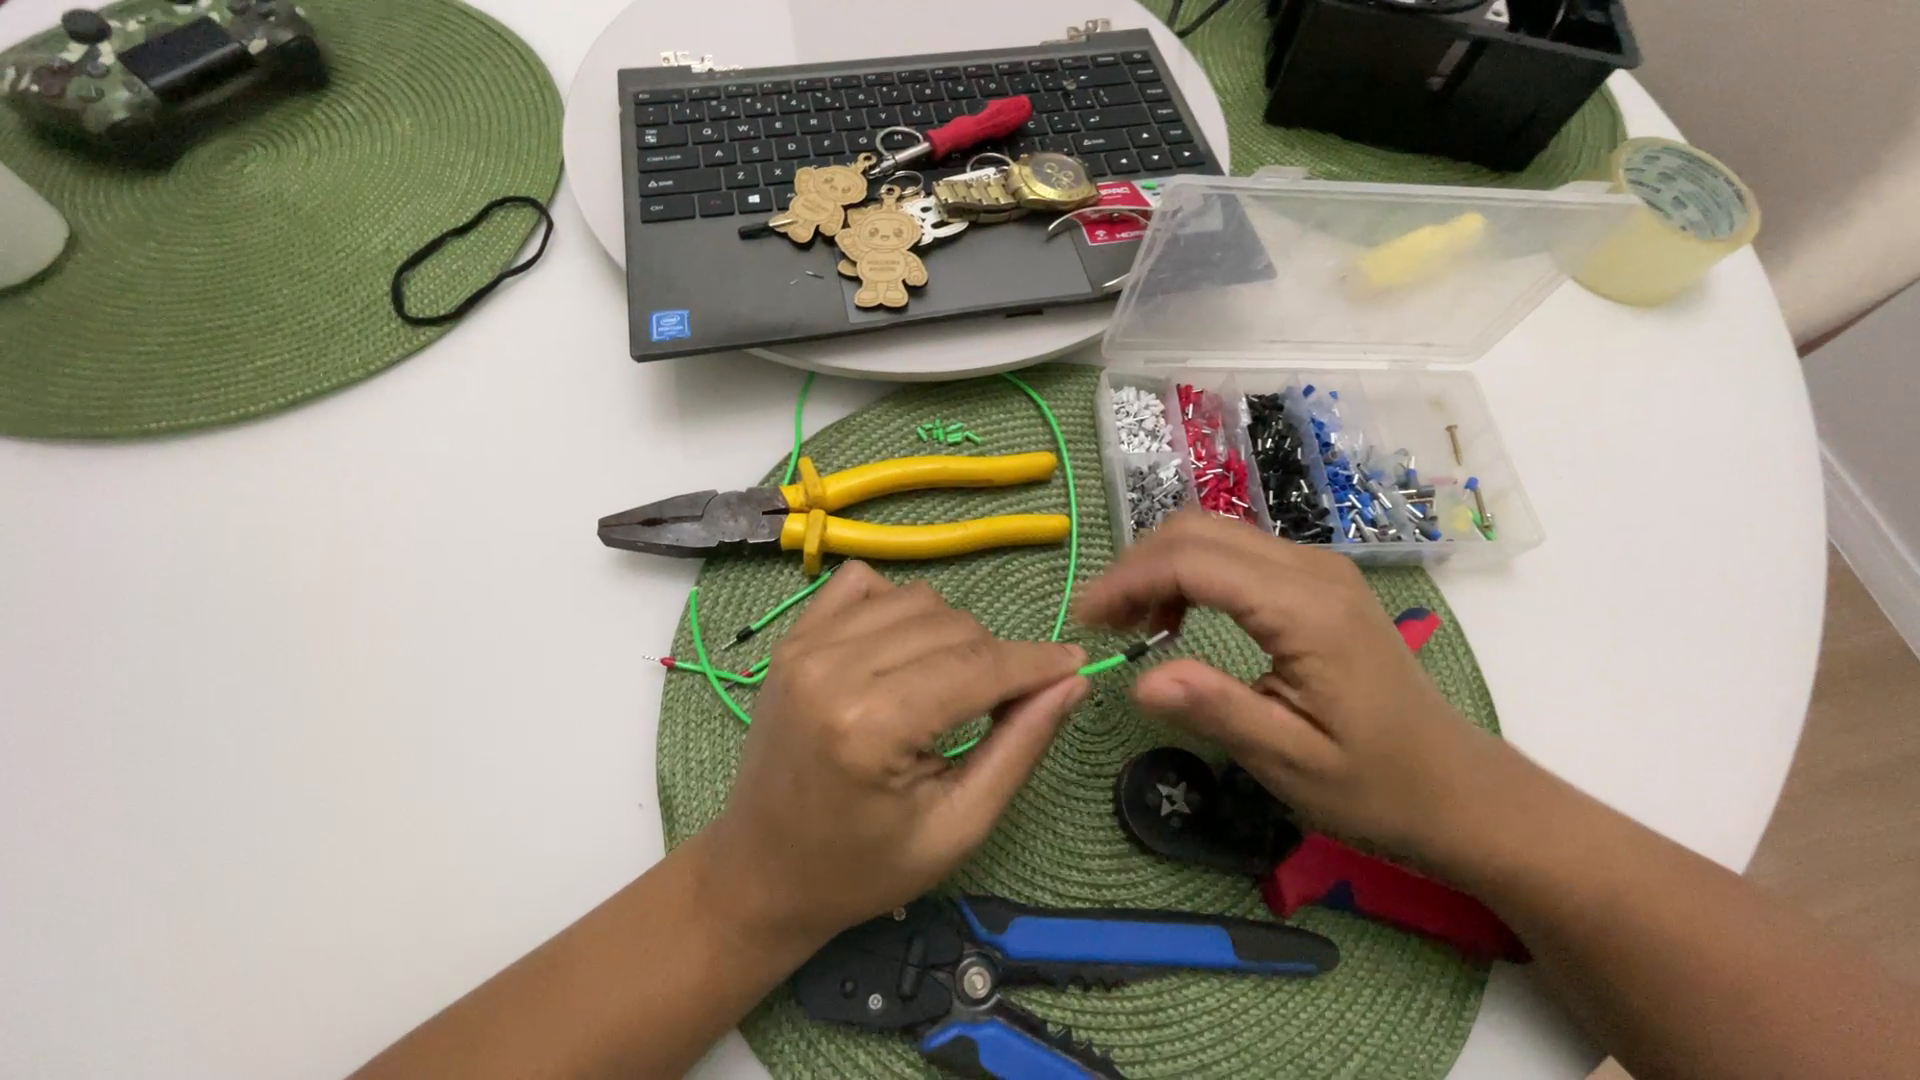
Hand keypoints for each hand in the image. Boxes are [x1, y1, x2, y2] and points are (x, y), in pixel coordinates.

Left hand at [701, 562, 1087, 948]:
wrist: (760, 872)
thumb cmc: (861, 868)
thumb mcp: (956, 827)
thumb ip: (1019, 747)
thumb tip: (1071, 681)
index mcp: (871, 726)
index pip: (978, 666)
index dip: (1038, 662)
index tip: (1077, 663)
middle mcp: (832, 669)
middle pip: (953, 625)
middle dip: (997, 658)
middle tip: (1003, 705)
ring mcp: (804, 646)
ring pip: (916, 598)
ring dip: (952, 634)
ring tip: (950, 687)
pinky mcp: (791, 639)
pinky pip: (863, 585)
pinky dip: (898, 606)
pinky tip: (902, 652)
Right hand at [1074, 510, 1503, 862]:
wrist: (1459, 789)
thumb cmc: (1377, 786)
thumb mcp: (1290, 763)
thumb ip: (1215, 710)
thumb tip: (1138, 679)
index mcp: (1305, 610)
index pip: (1193, 561)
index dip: (1127, 581)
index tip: (1085, 621)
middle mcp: (1312, 569)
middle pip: (1198, 529)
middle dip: (1136, 566)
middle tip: (1104, 624)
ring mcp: (1317, 569)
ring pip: (1214, 533)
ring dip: (1160, 566)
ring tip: (1133, 624)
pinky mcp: (1315, 582)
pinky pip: (1235, 553)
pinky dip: (1189, 573)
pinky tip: (1176, 618)